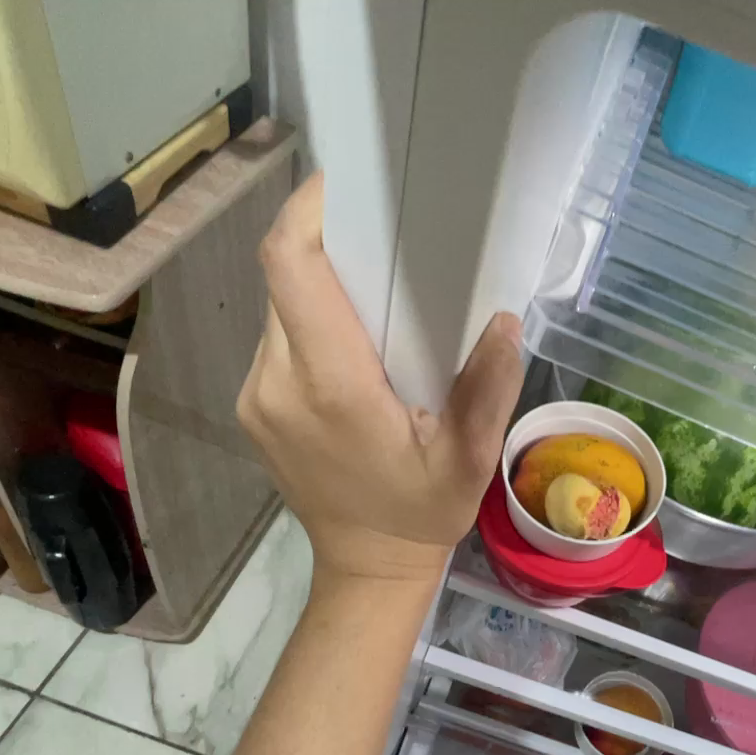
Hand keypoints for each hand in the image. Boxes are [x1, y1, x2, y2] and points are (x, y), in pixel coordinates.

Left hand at [239, 173, 524, 585]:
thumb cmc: (421, 515)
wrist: (367, 567)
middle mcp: (276, 383)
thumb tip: (502, 322)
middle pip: (286, 280)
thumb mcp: (469, 461)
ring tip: (378, 302)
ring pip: (280, 309)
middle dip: (330, 250)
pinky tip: (354, 347)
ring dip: (323, 291)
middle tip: (388, 247)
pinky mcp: (253, 406)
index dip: (308, 211)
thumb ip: (487, 391)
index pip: (291, 267)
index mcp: (331, 388)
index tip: (348, 186)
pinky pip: (279, 340)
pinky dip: (312, 325)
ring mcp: (255, 396)